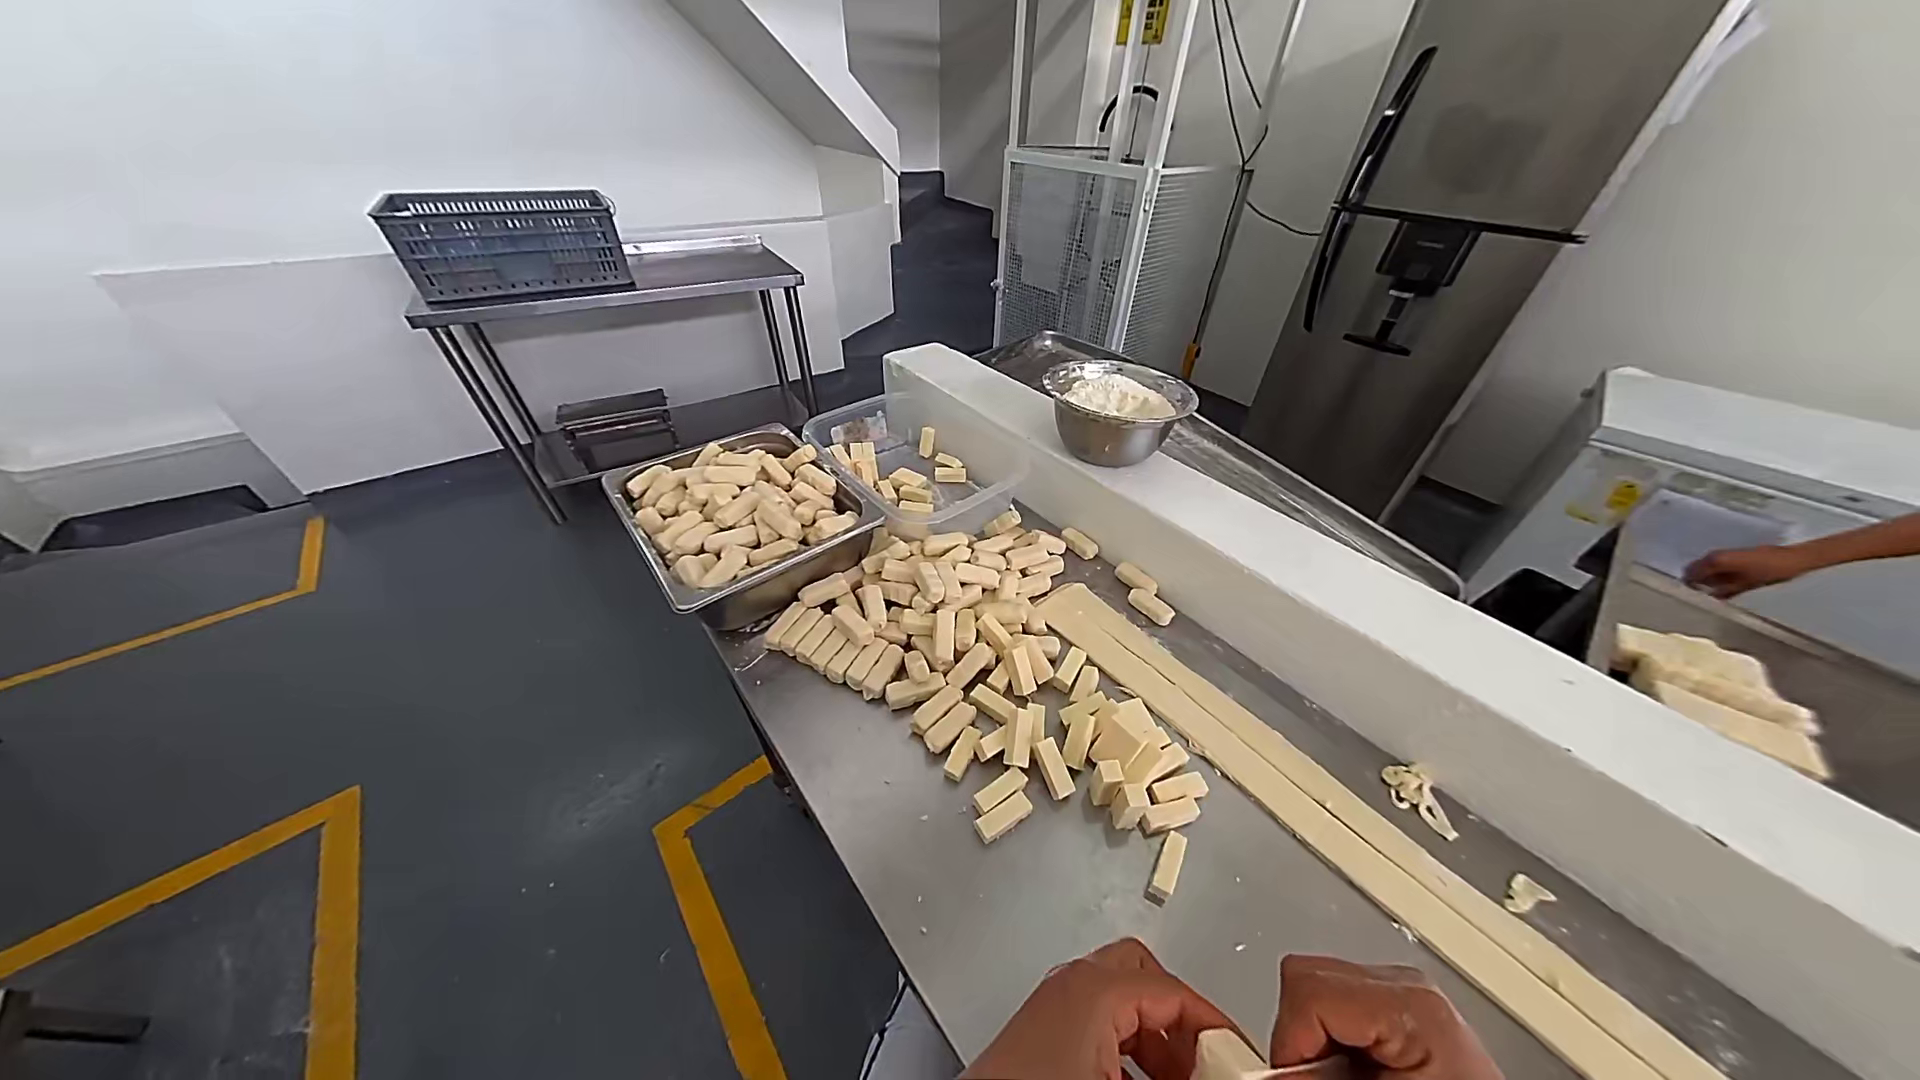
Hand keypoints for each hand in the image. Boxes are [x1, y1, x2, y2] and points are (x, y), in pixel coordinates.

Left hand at [962, 937, 1236, 1079]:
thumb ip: (1176, 1077)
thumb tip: (1216, 1074)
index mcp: (1094, 989)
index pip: (1172, 988)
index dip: (1214, 1025)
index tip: (1242, 1060)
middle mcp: (1073, 983)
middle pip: (1145, 976)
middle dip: (1181, 1021)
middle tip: (1207, 1067)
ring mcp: (1055, 1003)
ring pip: (1122, 1001)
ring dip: (1156, 1040)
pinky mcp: (1044, 1029)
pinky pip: (1100, 1024)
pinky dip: (1128, 1050)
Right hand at [1270, 955, 1502, 1079]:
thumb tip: (1272, 1074)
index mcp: (1410, 1007)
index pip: (1309, 989)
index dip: (1290, 1039)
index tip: (1290, 1079)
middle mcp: (1406, 985)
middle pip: (1306, 977)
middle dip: (1297, 1032)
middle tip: (1310, 1078)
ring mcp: (1403, 990)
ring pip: (1314, 984)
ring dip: (1311, 1033)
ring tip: (1341, 1077)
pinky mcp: (1398, 1004)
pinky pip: (1335, 999)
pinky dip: (1329, 1034)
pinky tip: (1354, 1069)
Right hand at [1682, 545, 1814, 598]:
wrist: (1797, 558)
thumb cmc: (1771, 572)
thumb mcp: (1746, 585)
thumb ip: (1723, 590)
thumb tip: (1708, 595)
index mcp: (1713, 562)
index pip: (1689, 574)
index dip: (1691, 586)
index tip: (1697, 595)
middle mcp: (1713, 554)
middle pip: (1694, 568)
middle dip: (1698, 580)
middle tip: (1707, 591)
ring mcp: (1723, 552)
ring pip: (1705, 566)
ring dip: (1708, 576)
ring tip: (1719, 587)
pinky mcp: (1733, 552)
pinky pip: (1716, 563)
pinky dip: (1717, 572)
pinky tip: (1729, 579)